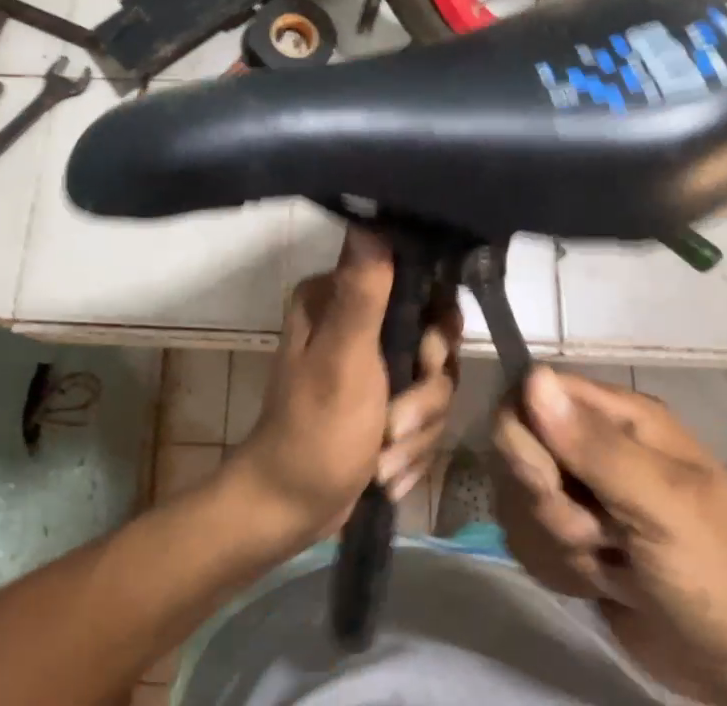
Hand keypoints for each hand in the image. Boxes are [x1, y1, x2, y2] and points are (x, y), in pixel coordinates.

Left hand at [225, 228, 460, 543]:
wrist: (291, 510)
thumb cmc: (315, 432)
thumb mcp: (343, 360)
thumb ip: (363, 293)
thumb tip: (371, 216)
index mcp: (337, 298)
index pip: (417, 283)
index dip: (435, 327)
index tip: (425, 361)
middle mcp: (354, 321)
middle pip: (434, 339)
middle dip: (425, 394)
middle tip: (397, 422)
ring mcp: (370, 364)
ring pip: (434, 384)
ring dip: (416, 430)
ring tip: (382, 459)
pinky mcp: (381, 402)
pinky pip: (424, 416)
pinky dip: (410, 448)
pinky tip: (383, 472)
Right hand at [491, 369, 726, 701]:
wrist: (726, 654)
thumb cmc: (709, 569)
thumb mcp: (662, 505)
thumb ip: (595, 447)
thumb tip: (534, 377)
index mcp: (620, 417)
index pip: (531, 394)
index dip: (526, 437)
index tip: (547, 483)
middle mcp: (591, 443)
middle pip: (516, 449)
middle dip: (548, 504)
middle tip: (597, 534)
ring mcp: (575, 489)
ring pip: (516, 499)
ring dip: (556, 542)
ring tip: (609, 562)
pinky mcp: (563, 532)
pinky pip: (523, 537)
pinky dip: (556, 566)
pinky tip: (598, 580)